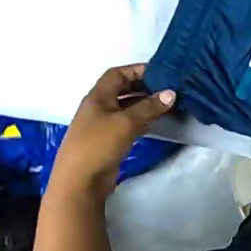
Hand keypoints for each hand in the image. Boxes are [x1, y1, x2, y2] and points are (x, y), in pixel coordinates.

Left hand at [52, 64, 175, 195]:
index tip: (160, 72)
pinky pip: (127, 125)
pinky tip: (156, 123)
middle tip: (167, 88)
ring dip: (144, 105)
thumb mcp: (125, 122)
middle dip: (143, 87)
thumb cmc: (99, 144)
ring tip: (167, 104)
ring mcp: (103, 125)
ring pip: (126, 109)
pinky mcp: (108, 142)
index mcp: (98, 96)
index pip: (117, 74)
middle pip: (122, 90)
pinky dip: (141, 121)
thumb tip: (171, 93)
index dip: (137, 70)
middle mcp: (99, 107)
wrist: (80, 181)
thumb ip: (148, 107)